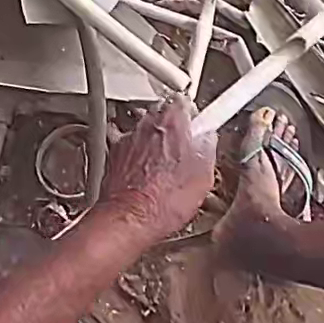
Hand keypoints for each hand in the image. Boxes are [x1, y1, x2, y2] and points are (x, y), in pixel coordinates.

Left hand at [98, 95, 216, 237]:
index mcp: (173, 122)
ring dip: (156, 141)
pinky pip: (131, 147)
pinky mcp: (115, 154)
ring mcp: (129, 138)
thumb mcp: (204, 176)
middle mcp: (148, 124)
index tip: (201, 125)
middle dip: (175, 128)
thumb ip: (208, 147)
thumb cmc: (163, 201)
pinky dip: (138, 156)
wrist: (129, 220)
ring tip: (166, 165)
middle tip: (186, 148)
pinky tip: (147, 174)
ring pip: (147, 130)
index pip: (186, 102)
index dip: (195, 116)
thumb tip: (208, 139)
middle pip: (164, 114)